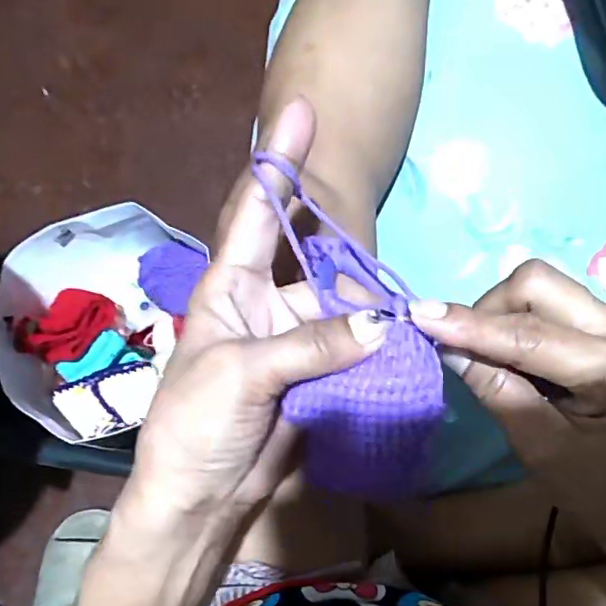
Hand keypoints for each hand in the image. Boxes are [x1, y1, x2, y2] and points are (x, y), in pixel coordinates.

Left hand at [120, 99, 388, 541]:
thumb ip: (311, 345)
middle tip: (394, 271)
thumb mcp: (243, 374)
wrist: (200, 497)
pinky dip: (374, 352)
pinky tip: (403, 347)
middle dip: (352, 263)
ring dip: (371, 315)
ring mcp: (291, 346)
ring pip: (341, 314)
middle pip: (315, 267)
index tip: (300, 108)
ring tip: (409, 315)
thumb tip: (383, 325)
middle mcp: (262, 308)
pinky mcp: (312, 382)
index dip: (278, 164)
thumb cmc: (196, 425)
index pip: (254, 214)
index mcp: (228, 289)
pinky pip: (349, 355)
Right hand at [412, 261, 605, 546]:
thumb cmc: (579, 476)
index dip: (473, 326)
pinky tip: (509, 351)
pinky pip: (544, 296)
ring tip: (491, 357)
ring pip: (538, 284)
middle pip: (538, 285)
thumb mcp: (534, 443)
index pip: (532, 335)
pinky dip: (511, 317)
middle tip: (466, 351)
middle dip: (488, 312)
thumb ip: (495, 390)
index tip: (421, 317)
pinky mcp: (602, 316)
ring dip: (497, 313)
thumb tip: (447, 346)